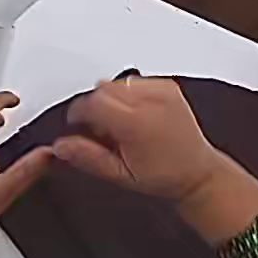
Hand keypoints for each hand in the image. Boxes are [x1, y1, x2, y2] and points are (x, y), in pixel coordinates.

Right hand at [50, 78, 239, 208]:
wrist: (197, 173)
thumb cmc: (163, 176)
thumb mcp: (119, 175)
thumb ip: (87, 157)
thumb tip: (60, 146)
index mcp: (137, 124)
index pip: (93, 102)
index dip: (78, 113)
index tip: (77, 124)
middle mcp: (152, 102)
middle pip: (103, 89)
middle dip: (94, 107)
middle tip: (101, 130)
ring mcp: (162, 92)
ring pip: (117, 82)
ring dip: (111, 99)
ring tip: (121, 125)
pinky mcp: (168, 87)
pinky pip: (134, 80)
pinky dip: (127, 94)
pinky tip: (134, 115)